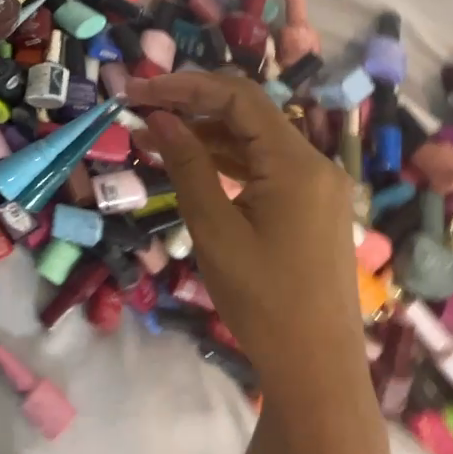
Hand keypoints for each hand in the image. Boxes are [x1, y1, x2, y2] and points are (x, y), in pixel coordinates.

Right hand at [126, 72, 366, 386]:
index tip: (135, 91)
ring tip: (150, 134)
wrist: (316, 368)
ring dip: (202, 129)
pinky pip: (261, 163)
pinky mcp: (308, 206)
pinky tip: (184, 160)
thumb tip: (158, 117)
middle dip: (189, 101)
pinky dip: (221, 155)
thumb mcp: (213, 227)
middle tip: (137, 105)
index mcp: (296, 164)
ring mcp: (315, 186)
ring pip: (252, 136)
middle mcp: (314, 164)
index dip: (183, 86)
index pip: (237, 98)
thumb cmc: (262, 298)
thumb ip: (186, 164)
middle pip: (247, 111)